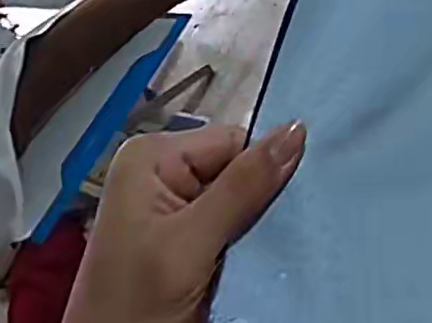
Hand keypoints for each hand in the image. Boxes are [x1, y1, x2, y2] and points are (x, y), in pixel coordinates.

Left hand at [68, 121, 306, 322]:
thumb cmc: (134, 308)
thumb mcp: (188, 246)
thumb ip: (242, 186)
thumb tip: (297, 127)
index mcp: (152, 155)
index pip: (232, 141)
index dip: (260, 169)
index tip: (289, 202)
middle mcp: (160, 169)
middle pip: (236, 166)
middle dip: (258, 198)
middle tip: (282, 227)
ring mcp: (168, 205)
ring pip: (237, 196)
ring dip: (253, 223)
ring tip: (267, 244)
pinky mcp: (179, 239)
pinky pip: (228, 223)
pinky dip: (243, 242)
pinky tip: (250, 257)